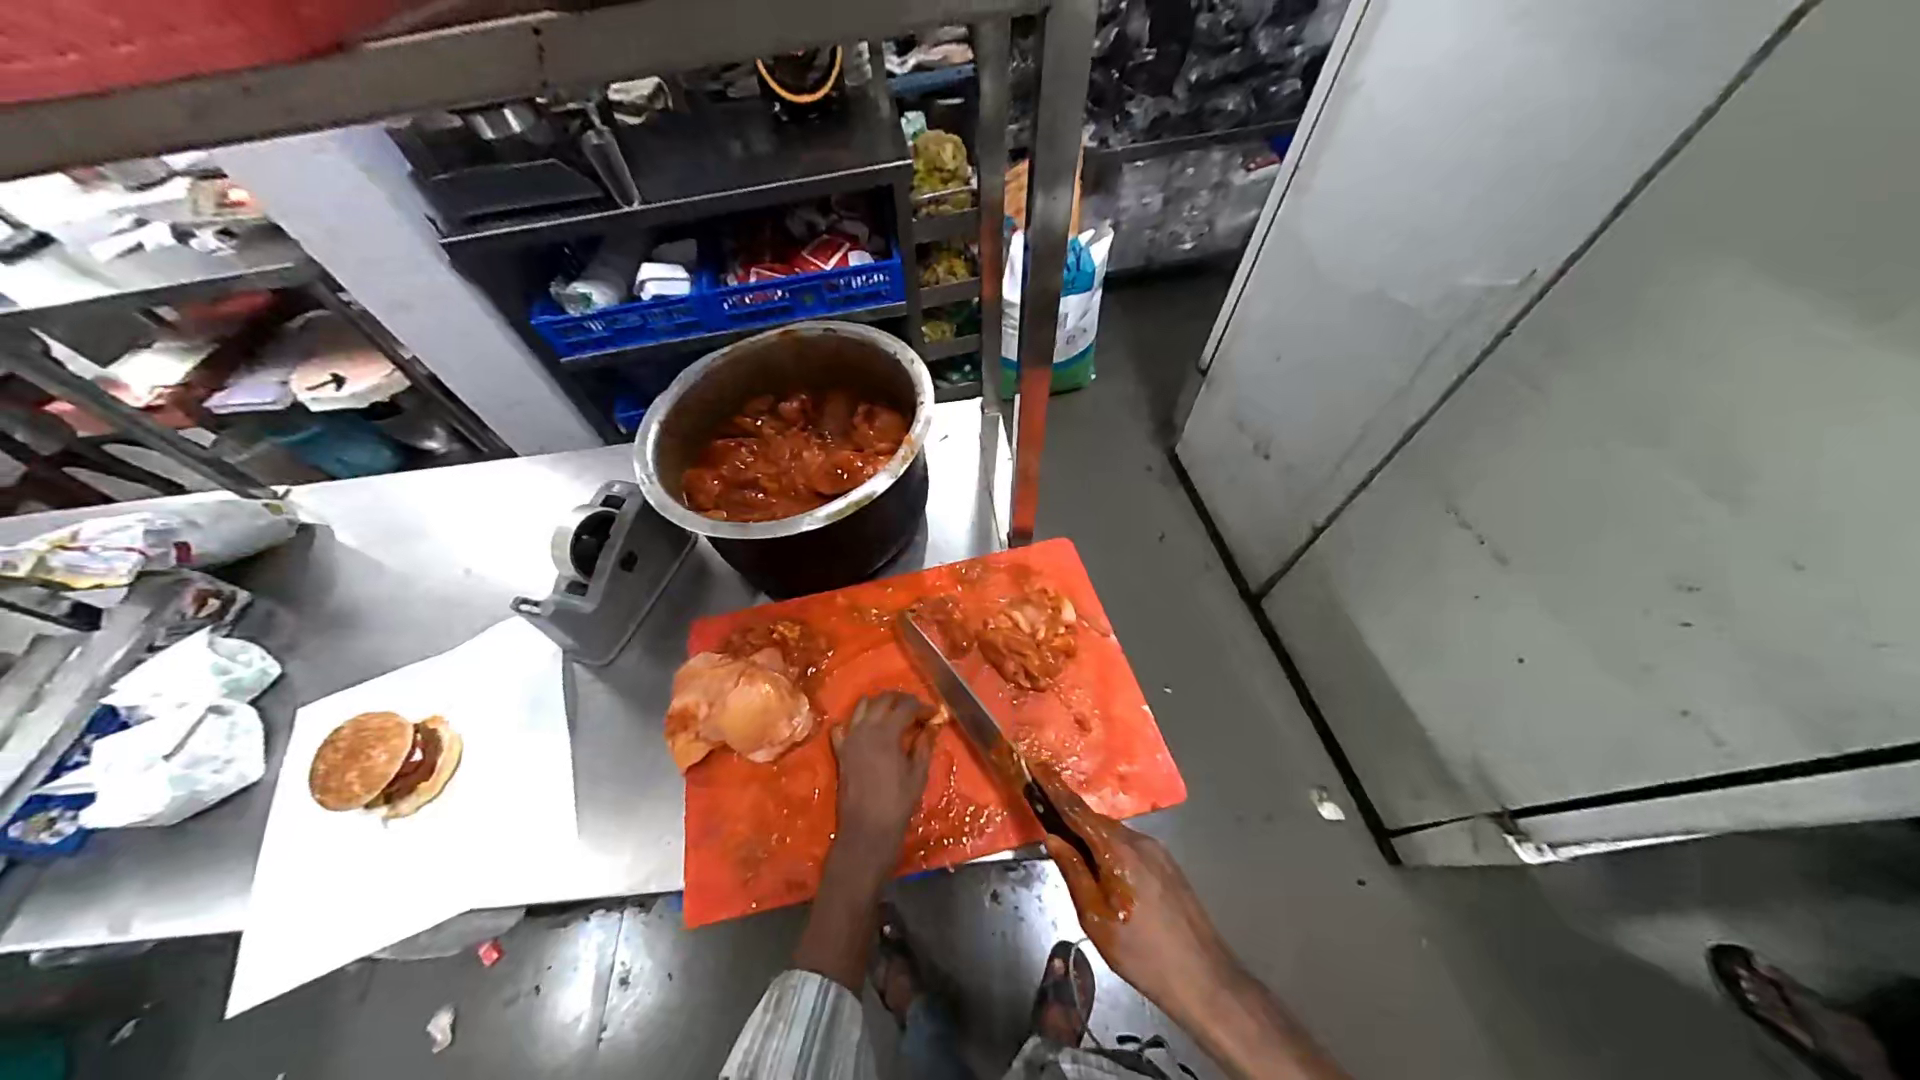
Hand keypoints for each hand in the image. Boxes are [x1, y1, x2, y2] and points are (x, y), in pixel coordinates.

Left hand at [831, 691, 935, 852]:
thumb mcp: (918, 773)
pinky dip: (854, 722)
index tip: (933, 714)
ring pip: (861, 706)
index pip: (906, 707)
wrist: (867, 828)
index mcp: (887, 733)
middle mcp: (865, 729)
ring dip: (879, 705)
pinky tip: (865, 729)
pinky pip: (842, 726)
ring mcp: (849, 738)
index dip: (922, 707)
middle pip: (883, 699)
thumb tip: (932, 726)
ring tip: (893, 714)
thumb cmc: (898, 803)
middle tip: (916, 710)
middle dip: (901, 700)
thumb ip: (924, 745)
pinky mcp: (840, 750)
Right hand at [1037, 770, 1236, 1022]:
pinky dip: (1109, 848)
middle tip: (1045, 816)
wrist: (1205, 978)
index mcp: (1119, 850)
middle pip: (1096, 822)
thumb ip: (1074, 872)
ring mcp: (1158, 852)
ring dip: (1091, 837)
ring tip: (1071, 850)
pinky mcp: (1168, 865)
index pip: (1079, 811)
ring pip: (1114, 835)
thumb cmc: (1142, 953)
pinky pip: (1130, 846)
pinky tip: (1103, 869)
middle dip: (1070, 817)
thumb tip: (1053, 837)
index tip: (1038, 767)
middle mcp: (1140, 841)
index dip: (1055, 789)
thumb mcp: (1095, 919)